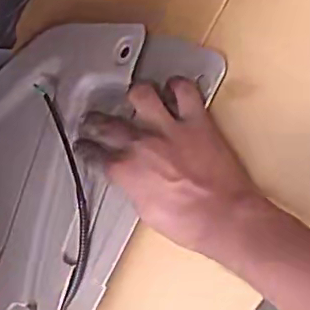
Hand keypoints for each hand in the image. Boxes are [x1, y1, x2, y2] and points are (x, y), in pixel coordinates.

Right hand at [77, 78, 276, 258]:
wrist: (224, 217)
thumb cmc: (190, 223)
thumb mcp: (147, 212)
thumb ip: (134, 188)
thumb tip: (134, 181)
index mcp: (126, 171)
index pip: (95, 155)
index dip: (87, 150)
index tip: (86, 147)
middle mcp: (143, 144)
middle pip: (107, 123)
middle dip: (95, 121)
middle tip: (94, 120)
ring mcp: (170, 129)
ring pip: (142, 94)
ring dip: (136, 94)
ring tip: (136, 96)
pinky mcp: (197, 121)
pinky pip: (185, 91)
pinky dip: (178, 86)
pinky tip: (175, 88)